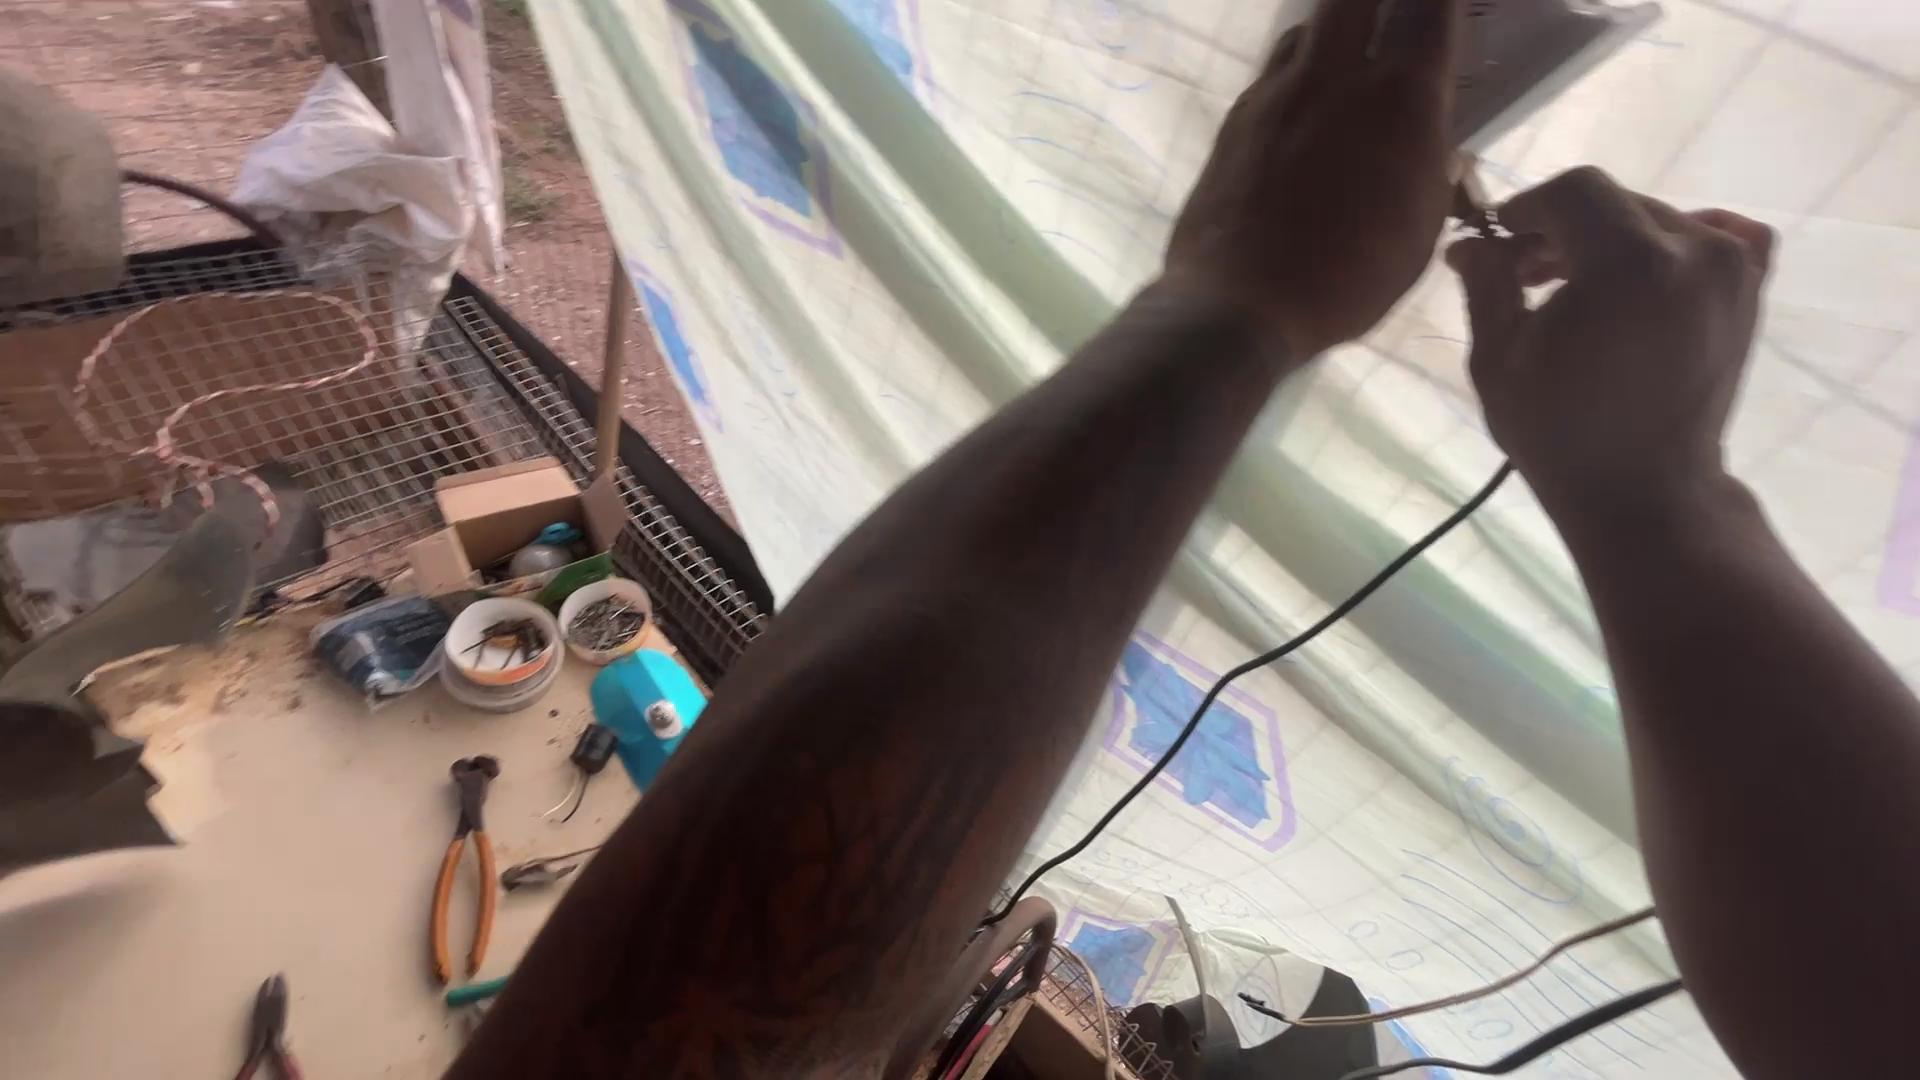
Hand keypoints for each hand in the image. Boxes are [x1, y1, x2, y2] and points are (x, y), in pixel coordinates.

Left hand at [1162, 0, 1463, 358]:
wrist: (1237, 309)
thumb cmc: (1342, 284)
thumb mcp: (1417, 237)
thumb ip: (1431, 176)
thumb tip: (1439, 151)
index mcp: (1399, 97)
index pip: (1430, 3)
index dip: (1439, 1)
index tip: (1440, 13)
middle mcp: (1333, 79)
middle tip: (1384, 18)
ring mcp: (1271, 101)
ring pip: (1303, 32)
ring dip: (1325, 39)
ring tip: (1334, 76)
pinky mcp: (1229, 130)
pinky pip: (1264, 85)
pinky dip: (1285, 89)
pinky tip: (1289, 126)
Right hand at [1451, 167, 1774, 513]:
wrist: (1639, 483)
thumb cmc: (1554, 428)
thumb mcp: (1498, 357)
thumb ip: (1486, 286)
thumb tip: (1468, 244)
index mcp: (1626, 263)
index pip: (1574, 191)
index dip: (1524, 207)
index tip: (1491, 241)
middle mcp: (1694, 248)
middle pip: (1613, 203)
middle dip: (1557, 228)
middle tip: (1514, 274)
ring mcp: (1733, 265)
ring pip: (1653, 219)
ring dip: (1601, 240)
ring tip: (1563, 288)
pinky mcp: (1749, 288)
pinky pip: (1712, 234)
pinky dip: (1666, 243)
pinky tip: (1633, 277)